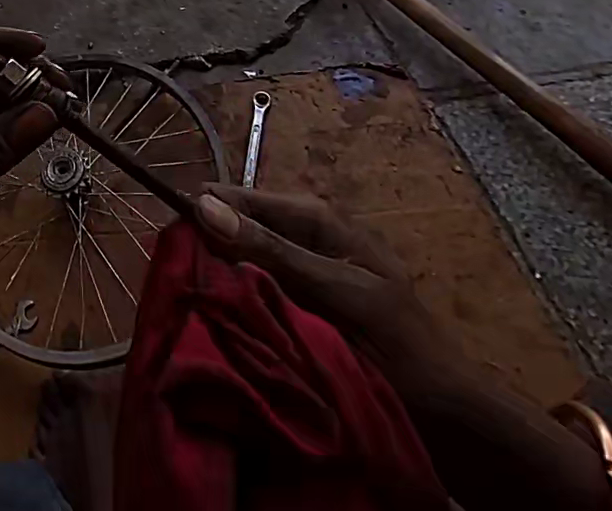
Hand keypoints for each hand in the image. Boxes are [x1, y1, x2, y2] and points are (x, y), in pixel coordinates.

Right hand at [198, 186, 611, 510]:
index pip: (239, 198)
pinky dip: (234, 300)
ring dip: (218, 277)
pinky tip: (216, 317)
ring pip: (239, 261)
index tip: (165, 238)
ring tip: (188, 298)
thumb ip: (270, 249)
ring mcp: (296, 271)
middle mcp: (300, 236)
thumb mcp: (334, 290)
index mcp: (313, 217)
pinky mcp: (294, 304)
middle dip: (208, 247)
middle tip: (177, 277)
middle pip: (236, 227)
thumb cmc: (397, 343)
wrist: (446, 414)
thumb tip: (202, 203)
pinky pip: (252, 291)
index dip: (202, 212)